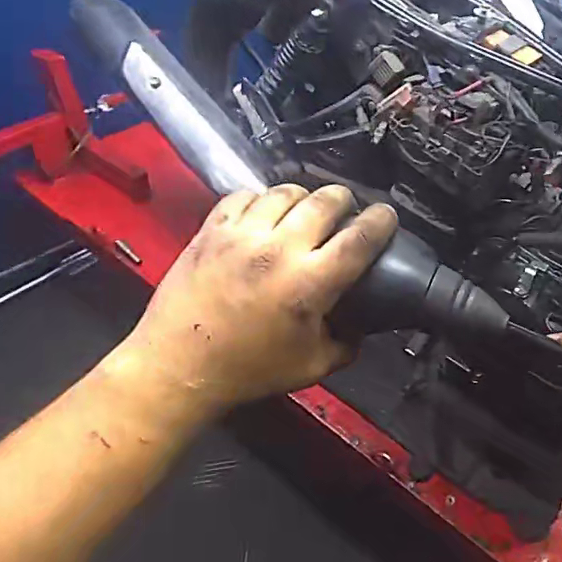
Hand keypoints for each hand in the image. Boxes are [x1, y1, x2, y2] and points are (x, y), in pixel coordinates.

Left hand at [106, 184, 398, 425]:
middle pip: (327, 200)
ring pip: (286, 191)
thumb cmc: (245, 370)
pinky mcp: (211, 231)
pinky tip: (264, 214)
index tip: (386, 216)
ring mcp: (242, 236)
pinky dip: (260, 199)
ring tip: (304, 210)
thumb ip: (348, 343)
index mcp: (310, 283)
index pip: (361, 236)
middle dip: (345, 200)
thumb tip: (364, 326)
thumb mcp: (312, 365)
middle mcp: (279, 251)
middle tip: (345, 211)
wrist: (175, 370)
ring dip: (303, 197)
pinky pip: (244, 195)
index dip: (382, 220)